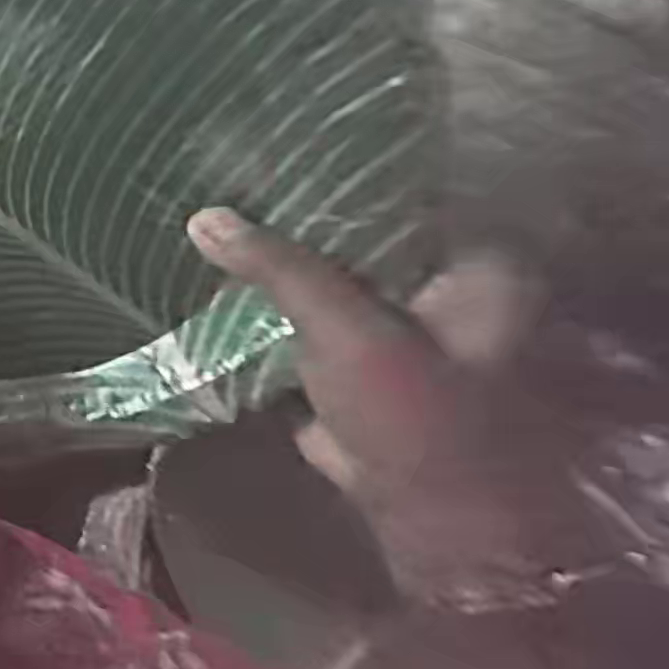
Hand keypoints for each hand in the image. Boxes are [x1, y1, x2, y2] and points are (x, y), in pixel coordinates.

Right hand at [186, 208, 604, 605]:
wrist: (420, 507)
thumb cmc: (412, 410)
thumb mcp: (344, 326)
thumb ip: (277, 268)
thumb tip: (202, 216)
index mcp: (466, 268)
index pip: (393, 201)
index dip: (332, 180)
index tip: (263, 160)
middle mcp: (432, 286)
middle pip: (349, 236)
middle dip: (287, 219)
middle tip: (223, 188)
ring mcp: (388, 321)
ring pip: (319, 273)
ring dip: (270, 259)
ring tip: (212, 226)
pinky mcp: (346, 352)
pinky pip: (300, 309)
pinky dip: (264, 298)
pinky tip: (218, 278)